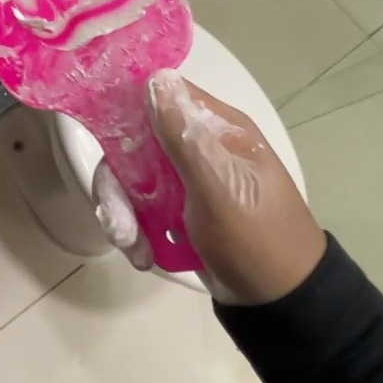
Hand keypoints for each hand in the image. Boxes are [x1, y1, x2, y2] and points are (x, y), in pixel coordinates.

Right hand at [93, 71, 324, 304]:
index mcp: (218, 128)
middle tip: (119, 220)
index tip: (103, 133)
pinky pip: (137, 202)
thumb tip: (156, 77)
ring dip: (122, 209)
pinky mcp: (175, 205)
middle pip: (134, 139)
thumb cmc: (256, 240)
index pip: (161, 93)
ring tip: (131, 243)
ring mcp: (185, 176)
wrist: (279, 305)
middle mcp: (199, 144)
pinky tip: (142, 251)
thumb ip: (186, 135)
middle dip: (118, 180)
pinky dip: (132, 226)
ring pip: (130, 174)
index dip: (125, 106)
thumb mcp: (220, 187)